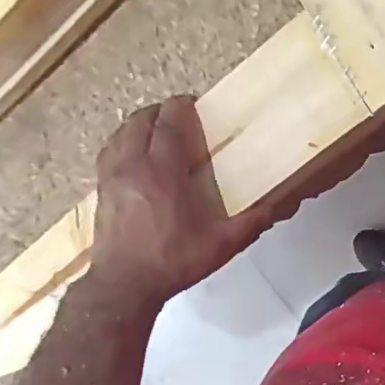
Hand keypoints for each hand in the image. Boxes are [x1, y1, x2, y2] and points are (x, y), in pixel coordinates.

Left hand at [85, 96, 273, 311]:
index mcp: (163, 172)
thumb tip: (284, 206)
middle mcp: (132, 166)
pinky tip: (133, 153)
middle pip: (139, 122)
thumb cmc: (176, 259)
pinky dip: (123, 142)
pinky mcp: (101, 189)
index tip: (191, 101)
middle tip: (177, 112)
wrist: (126, 283)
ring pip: (120, 134)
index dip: (179, 108)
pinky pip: (109, 152)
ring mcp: (111, 176)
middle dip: (158, 111)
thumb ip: (254, 221)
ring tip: (156, 128)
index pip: (168, 126)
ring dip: (138, 124)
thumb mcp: (224, 243)